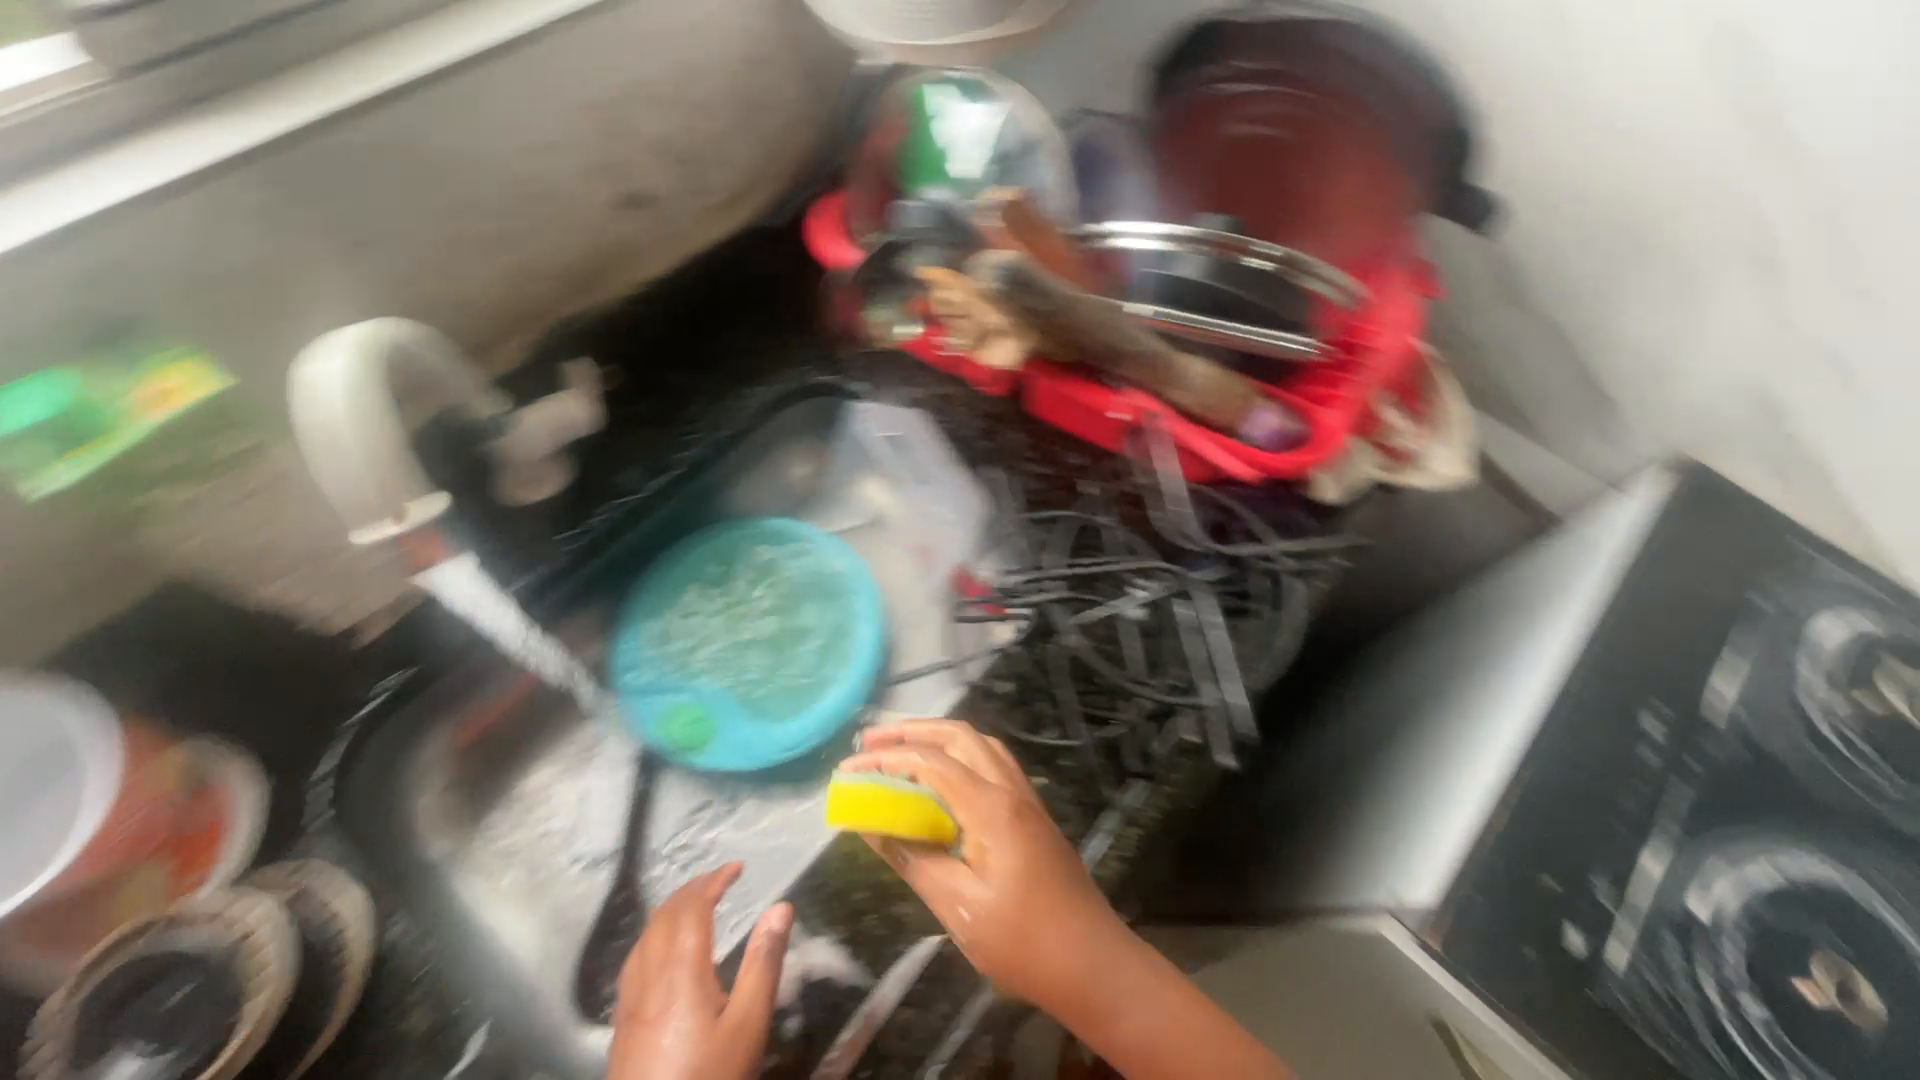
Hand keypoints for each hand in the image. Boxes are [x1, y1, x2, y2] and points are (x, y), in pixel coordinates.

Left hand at [607, 863, 791, 1079]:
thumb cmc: (709, 1079)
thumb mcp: (748, 1026)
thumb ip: (763, 963)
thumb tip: (781, 907)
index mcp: (681, 971)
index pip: (693, 908)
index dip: (713, 881)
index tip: (737, 868)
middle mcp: (649, 977)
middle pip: (664, 917)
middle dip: (692, 890)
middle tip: (720, 882)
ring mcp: (630, 1002)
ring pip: (645, 938)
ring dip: (670, 911)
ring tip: (696, 907)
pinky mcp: (621, 1025)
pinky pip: (635, 961)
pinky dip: (654, 937)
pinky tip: (663, 956)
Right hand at [839, 719, 1128, 1011]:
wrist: (1093, 964)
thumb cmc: (1022, 942)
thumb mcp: (957, 905)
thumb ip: (911, 858)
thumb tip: (869, 825)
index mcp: (992, 807)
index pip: (930, 761)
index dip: (885, 759)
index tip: (846, 770)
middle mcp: (1011, 790)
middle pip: (960, 736)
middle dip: (911, 732)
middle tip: (869, 744)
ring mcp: (1027, 801)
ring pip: (980, 746)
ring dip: (939, 740)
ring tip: (900, 753)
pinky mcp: (1033, 817)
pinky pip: (993, 767)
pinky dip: (960, 759)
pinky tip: (941, 784)